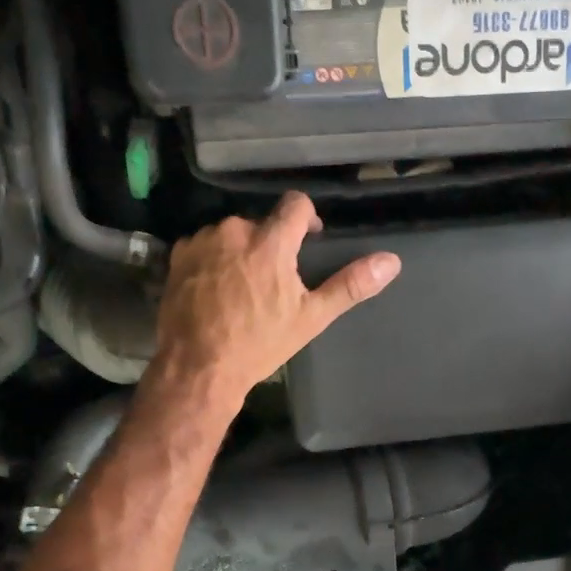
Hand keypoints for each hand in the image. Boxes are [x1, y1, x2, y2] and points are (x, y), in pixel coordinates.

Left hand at [151, 192, 400, 406]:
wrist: (197, 366)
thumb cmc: (259, 344)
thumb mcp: (311, 318)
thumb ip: (350, 285)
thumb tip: (392, 262)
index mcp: (271, 240)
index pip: (296, 204)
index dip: (307, 219)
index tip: (308, 240)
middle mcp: (235, 229)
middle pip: (262, 224)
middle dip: (270, 245)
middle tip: (273, 282)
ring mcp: (202, 241)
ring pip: (230, 235)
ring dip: (239, 252)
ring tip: (241, 289)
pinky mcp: (178, 255)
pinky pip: (203, 247)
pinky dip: (212, 262)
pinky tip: (215, 292)